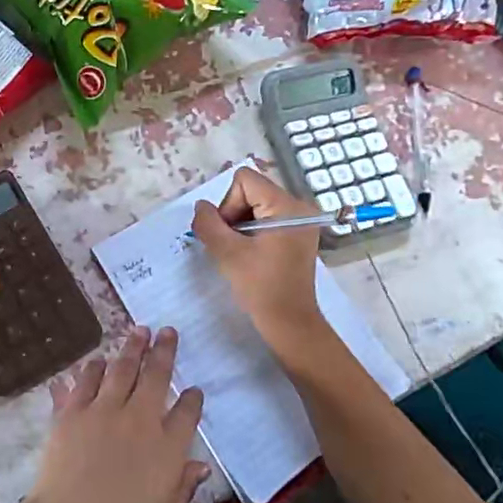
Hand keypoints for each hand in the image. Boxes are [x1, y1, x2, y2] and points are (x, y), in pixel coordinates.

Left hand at [22, 327, 207, 502]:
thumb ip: (181, 488)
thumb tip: (198, 465)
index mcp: (168, 450)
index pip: (187, 413)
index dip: (192, 399)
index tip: (194, 390)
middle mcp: (139, 422)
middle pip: (156, 377)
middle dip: (164, 351)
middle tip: (167, 331)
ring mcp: (102, 413)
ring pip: (120, 369)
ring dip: (130, 348)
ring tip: (137, 331)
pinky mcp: (69, 415)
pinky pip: (83, 383)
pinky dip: (91, 369)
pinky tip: (96, 361)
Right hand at [190, 167, 325, 344]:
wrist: (289, 321)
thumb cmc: (260, 287)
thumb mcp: (227, 253)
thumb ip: (208, 223)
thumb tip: (201, 206)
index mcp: (287, 207)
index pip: (245, 181)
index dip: (227, 204)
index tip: (227, 234)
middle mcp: (298, 208)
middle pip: (251, 192)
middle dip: (233, 216)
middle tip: (230, 247)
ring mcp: (300, 223)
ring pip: (256, 208)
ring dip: (240, 227)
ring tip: (239, 254)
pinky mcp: (297, 237)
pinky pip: (266, 221)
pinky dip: (251, 234)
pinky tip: (250, 257)